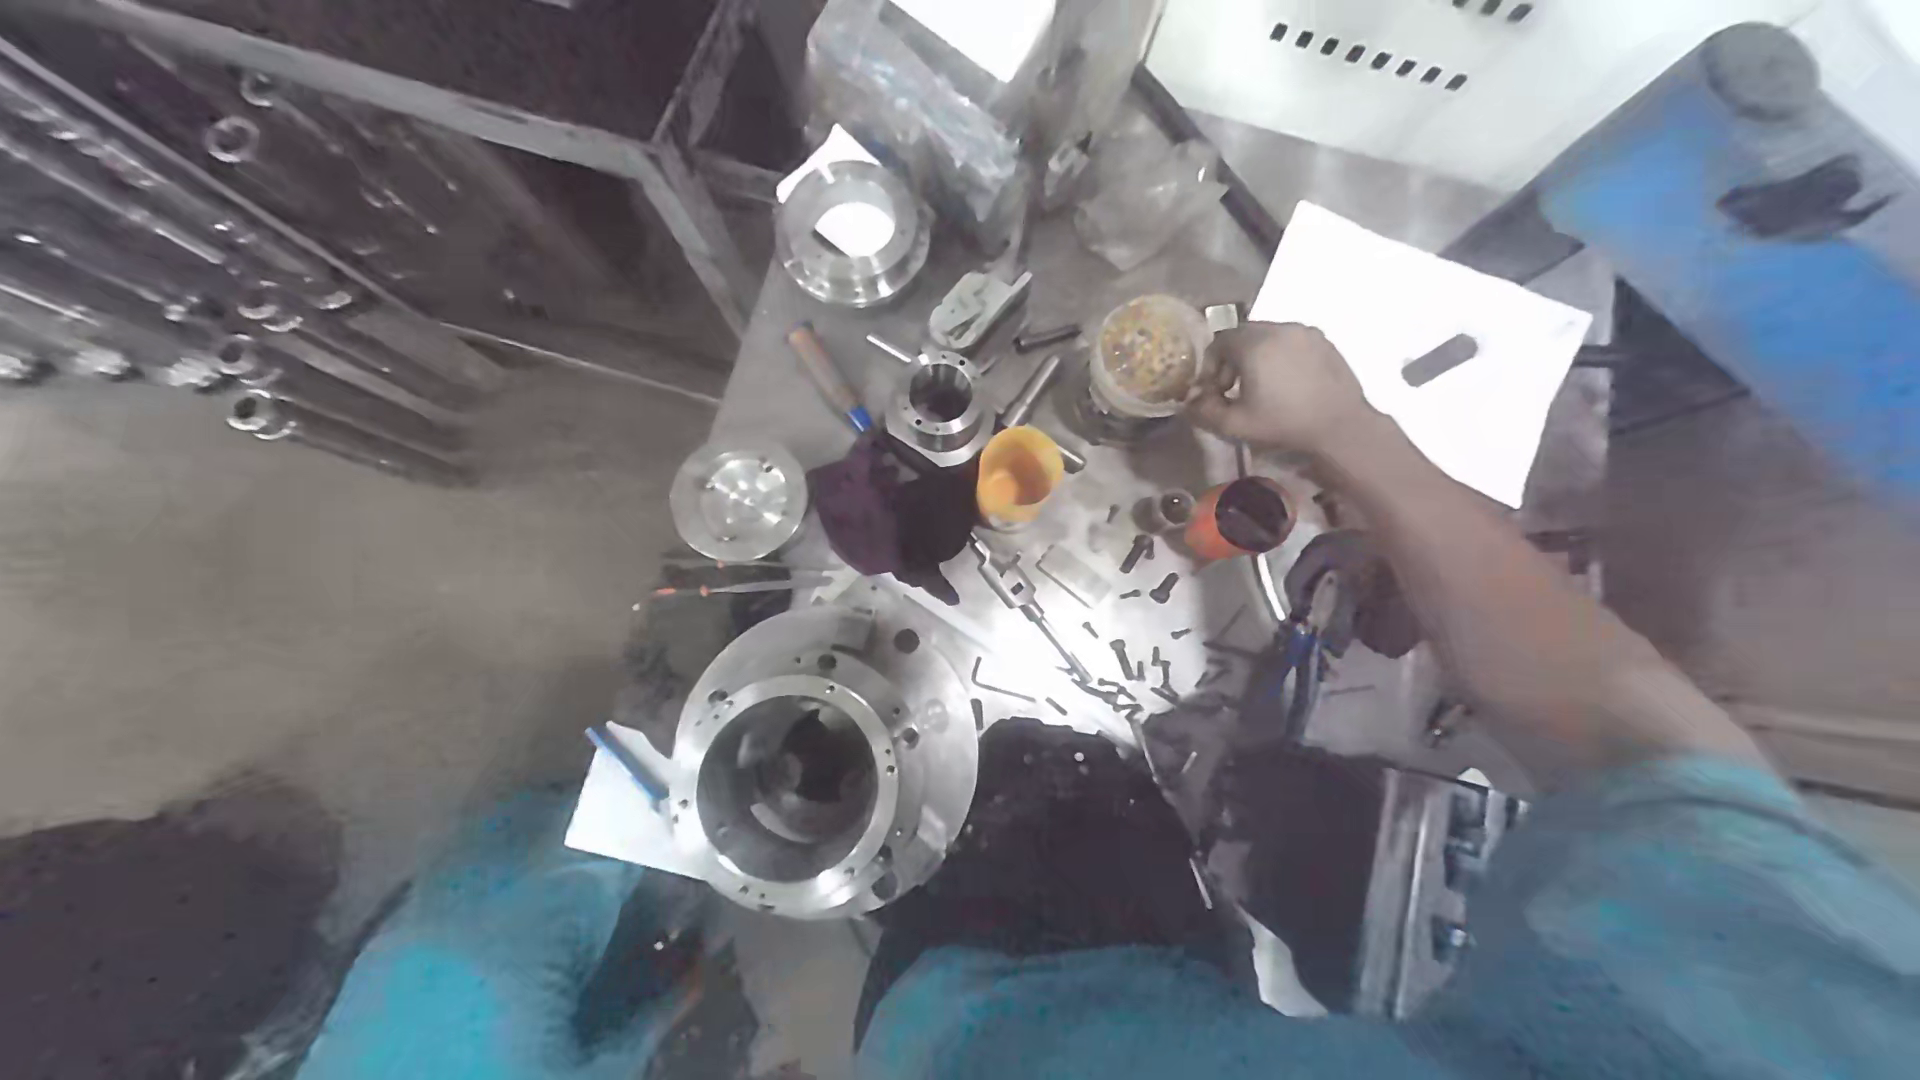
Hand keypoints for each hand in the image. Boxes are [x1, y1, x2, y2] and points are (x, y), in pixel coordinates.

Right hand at [1188, 322, 1377, 455]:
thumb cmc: (1283, 423)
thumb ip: (1205, 410)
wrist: (1340, 426)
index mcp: (1255, 345)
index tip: (1215, 389)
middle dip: (1231, 358)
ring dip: (1255, 355)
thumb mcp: (1235, 425)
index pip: (1219, 340)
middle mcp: (1280, 329)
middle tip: (1233, 387)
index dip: (1210, 364)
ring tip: (1260, 385)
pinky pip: (1290, 339)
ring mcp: (1305, 332)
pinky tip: (1285, 382)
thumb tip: (1190, 402)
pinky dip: (1279, 354)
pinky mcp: (1323, 341)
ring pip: (1267, 334)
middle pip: (1243, 334)